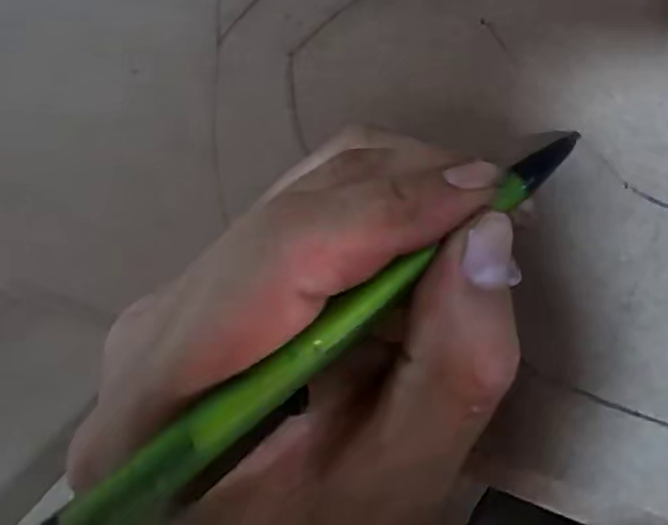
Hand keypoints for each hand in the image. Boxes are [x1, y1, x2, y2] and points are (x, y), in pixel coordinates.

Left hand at [68, 126, 521, 523]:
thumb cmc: (322, 524)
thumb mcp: (396, 479)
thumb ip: (451, 367)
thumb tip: (490, 231)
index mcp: (166, 384)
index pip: (288, 246)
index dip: (395, 205)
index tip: (491, 191)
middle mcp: (167, 308)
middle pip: (309, 195)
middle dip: (418, 184)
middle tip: (501, 207)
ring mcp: (200, 276)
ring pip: (322, 178)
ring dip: (412, 183)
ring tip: (474, 220)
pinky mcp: (237, 261)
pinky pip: (325, 194)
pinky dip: (393, 196)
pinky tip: (431, 233)